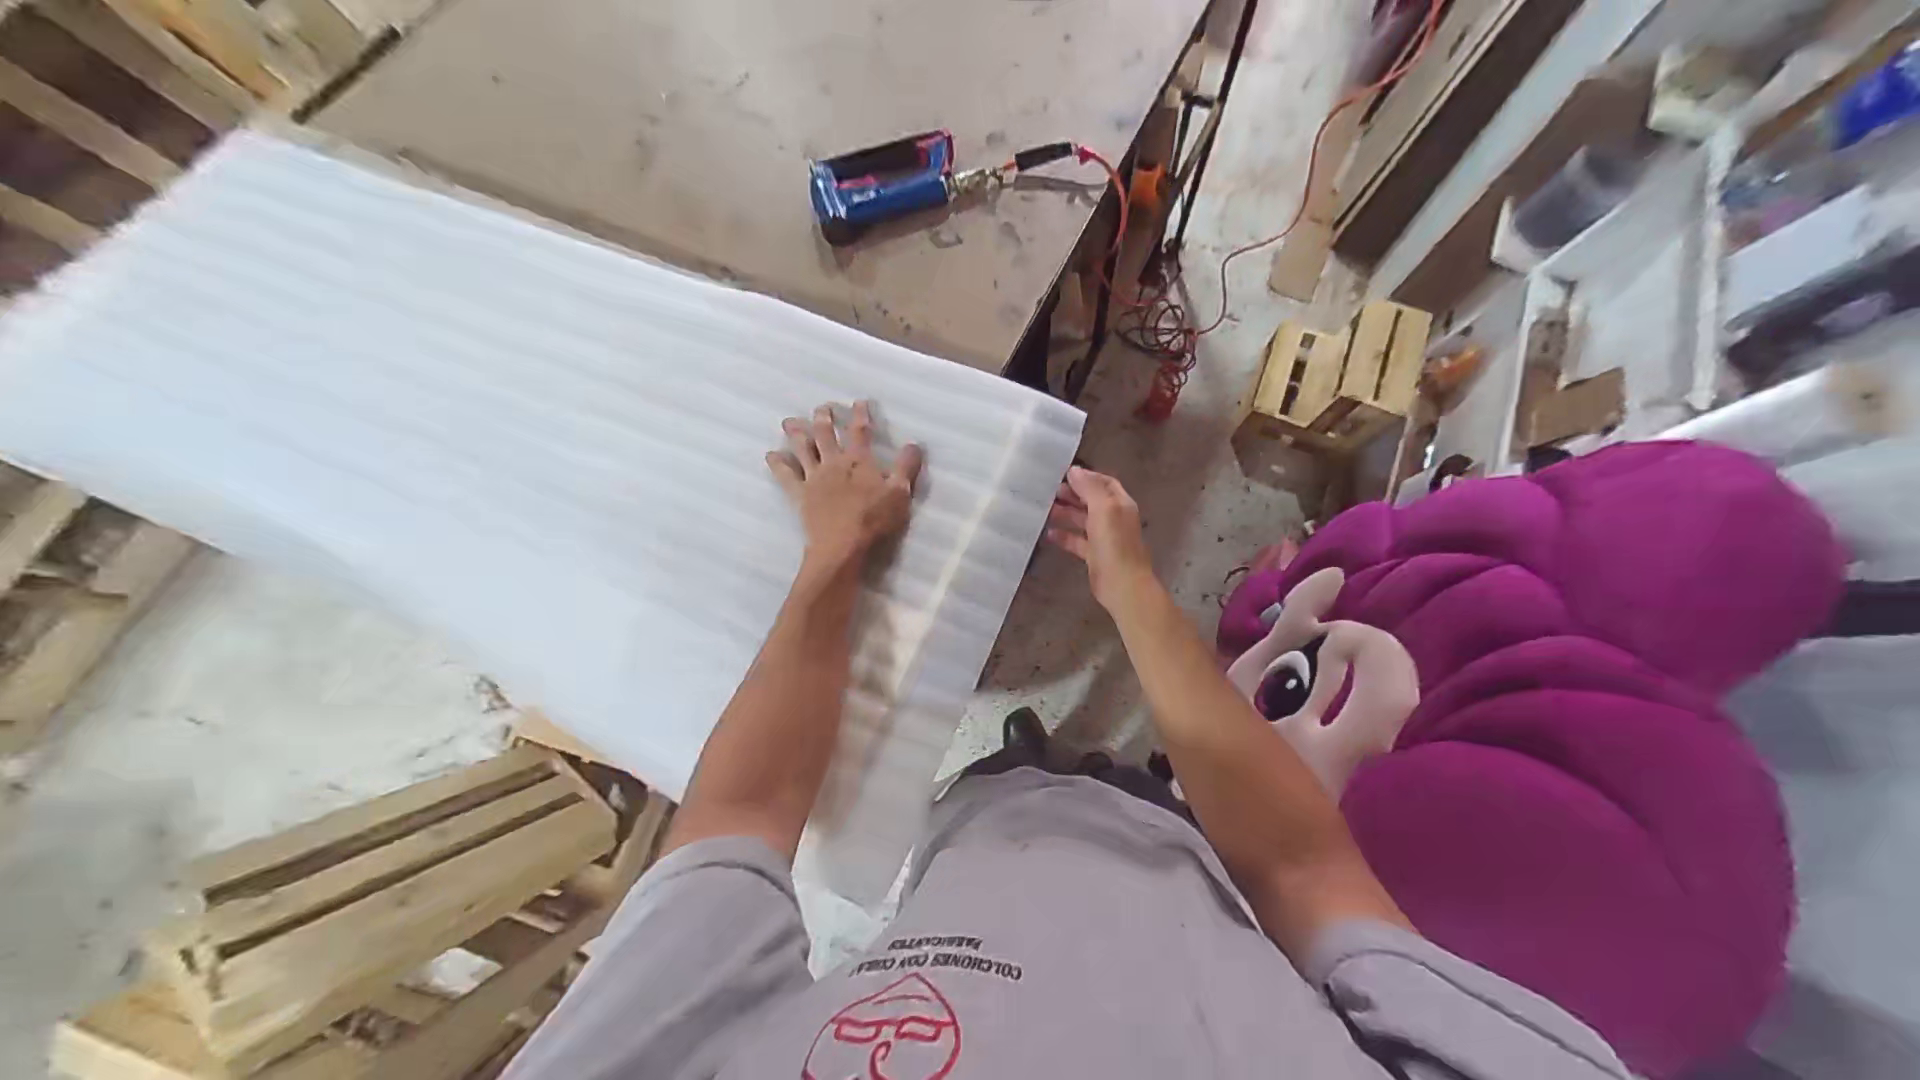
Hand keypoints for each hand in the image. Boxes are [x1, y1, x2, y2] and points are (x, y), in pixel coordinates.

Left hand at [767, 401, 922, 569]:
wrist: (842, 545)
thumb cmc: (874, 520)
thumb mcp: (900, 494)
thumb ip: (906, 467)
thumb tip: (915, 444)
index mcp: (858, 461)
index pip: (860, 432)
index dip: (861, 415)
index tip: (859, 402)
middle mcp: (833, 463)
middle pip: (825, 434)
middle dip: (824, 417)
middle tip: (822, 407)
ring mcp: (813, 478)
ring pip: (802, 449)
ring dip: (796, 433)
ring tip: (789, 422)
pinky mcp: (800, 495)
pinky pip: (785, 476)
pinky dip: (777, 464)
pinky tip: (771, 456)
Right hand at [1046, 466, 1158, 612]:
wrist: (1123, 584)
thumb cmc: (1114, 543)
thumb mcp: (1103, 508)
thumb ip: (1089, 488)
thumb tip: (1074, 470)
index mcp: (1120, 504)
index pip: (1104, 483)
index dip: (1087, 477)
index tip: (1064, 474)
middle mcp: (1114, 518)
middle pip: (1092, 501)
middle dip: (1072, 494)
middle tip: (1049, 491)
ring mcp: (1104, 538)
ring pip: (1082, 520)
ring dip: (1065, 513)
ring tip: (1044, 508)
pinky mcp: (1094, 555)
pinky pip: (1077, 541)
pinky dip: (1064, 536)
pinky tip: (1048, 534)